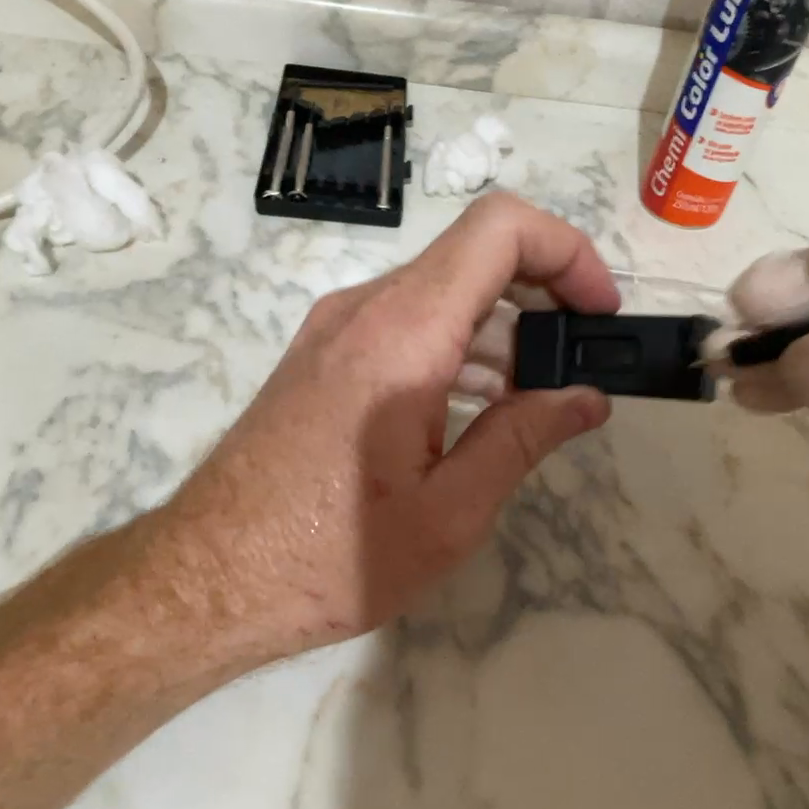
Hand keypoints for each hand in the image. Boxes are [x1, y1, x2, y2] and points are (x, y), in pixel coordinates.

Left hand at [160, 191, 617, 656]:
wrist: (210, 579)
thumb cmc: (332, 557)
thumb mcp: (449, 512)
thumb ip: (523, 439)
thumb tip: (585, 397)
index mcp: (403, 335)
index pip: (500, 229)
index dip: (566, 252)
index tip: (598, 315)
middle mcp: (364, 310)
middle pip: (473, 255)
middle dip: (543, 294)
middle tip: (580, 361)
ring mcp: (333, 330)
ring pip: (439, 290)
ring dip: (500, 326)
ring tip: (536, 397)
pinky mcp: (319, 357)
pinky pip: (404, 323)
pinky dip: (455, 345)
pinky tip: (476, 407)